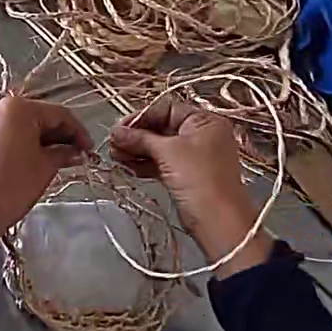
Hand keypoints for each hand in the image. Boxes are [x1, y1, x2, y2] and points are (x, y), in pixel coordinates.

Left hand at [0, 95, 90, 238]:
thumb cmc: (13, 185)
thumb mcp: (45, 167)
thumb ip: (64, 152)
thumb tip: (76, 151)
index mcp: (19, 108)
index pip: (59, 114)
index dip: (79, 132)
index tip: (90, 149)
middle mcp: (1, 107)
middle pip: (41, 116)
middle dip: (62, 135)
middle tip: (79, 154)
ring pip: (26, 125)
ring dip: (46, 140)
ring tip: (63, 159)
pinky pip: (12, 133)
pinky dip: (28, 143)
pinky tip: (42, 158)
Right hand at [108, 97, 271, 276]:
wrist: (218, 221)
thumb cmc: (200, 179)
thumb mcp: (168, 152)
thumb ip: (141, 138)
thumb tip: (117, 131)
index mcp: (204, 121)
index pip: (167, 108)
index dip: (141, 116)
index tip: (119, 127)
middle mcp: (201, 134)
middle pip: (162, 127)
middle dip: (136, 136)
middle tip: (113, 143)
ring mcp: (194, 156)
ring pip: (160, 147)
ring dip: (137, 150)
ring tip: (115, 156)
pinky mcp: (187, 175)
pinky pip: (162, 163)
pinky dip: (146, 164)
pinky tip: (127, 167)